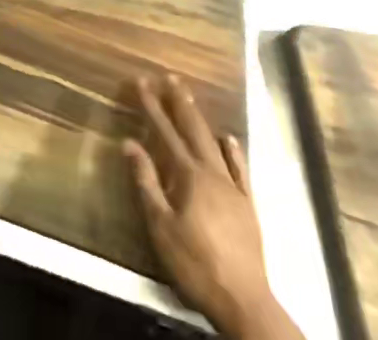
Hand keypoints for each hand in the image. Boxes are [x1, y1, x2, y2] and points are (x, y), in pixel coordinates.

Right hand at [124, 75, 298, 338]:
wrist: (243, 300)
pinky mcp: (247, 205)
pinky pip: (240, 168)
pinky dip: (232, 150)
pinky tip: (228, 139)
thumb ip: (146, 181)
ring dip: (200, 119)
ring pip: (214, 143)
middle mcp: (213, 173)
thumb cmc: (194, 263)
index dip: (152, 107)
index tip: (141, 83)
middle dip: (178, 102)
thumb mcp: (160, 224)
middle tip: (168, 77)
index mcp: (190, 176)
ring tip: (190, 98)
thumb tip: (130, 143)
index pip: (166, 133)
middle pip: (193, 130)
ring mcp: (234, 188)